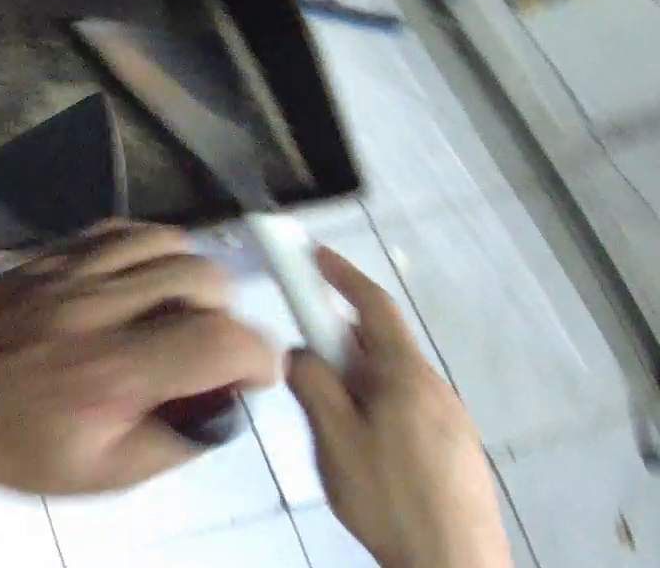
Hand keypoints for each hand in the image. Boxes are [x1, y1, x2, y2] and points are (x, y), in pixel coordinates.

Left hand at [0, 220, 277, 494]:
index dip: (257, 357)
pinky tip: (134, 280)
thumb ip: (174, 440)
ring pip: (155, 239)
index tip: (251, 376)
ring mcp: (59, 272)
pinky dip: (139, 248)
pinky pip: (106, 230)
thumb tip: (221, 404)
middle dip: (226, 312)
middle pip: (197, 275)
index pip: (219, 339)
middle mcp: (90, 307)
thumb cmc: (10, 446)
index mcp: (108, 371)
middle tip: (207, 346)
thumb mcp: (100, 474)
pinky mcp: (37, 258)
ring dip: (186, 272)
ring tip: (175, 308)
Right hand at [287, 248, 510, 567]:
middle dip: (331, 341)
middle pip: (374, 343)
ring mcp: (447, 422)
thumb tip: (301, 352)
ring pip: (383, 378)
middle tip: (296, 364)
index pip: (373, 307)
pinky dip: (365, 402)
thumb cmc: (387, 495)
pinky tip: (351, 440)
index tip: (308, 250)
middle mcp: (434, 391)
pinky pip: (398, 405)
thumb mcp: (332, 434)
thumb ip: (310, 380)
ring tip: (321, 417)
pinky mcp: (449, 449)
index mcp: (407, 378)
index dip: (339, 273)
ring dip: (346, 378)